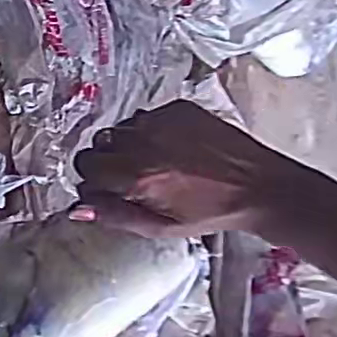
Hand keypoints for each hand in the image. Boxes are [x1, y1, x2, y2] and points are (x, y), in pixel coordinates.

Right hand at [69, 100, 329, 237]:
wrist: (261, 187)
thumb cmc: (211, 213)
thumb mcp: (161, 227)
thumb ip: (115, 216)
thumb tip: (76, 208)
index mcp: (138, 177)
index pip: (86, 168)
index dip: (94, 181)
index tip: (108, 190)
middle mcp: (144, 144)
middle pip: (97, 146)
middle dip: (104, 162)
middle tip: (128, 177)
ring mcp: (161, 121)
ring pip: (118, 130)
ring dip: (126, 145)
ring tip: (153, 161)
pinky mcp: (178, 108)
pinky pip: (144, 117)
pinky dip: (148, 131)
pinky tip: (171, 147)